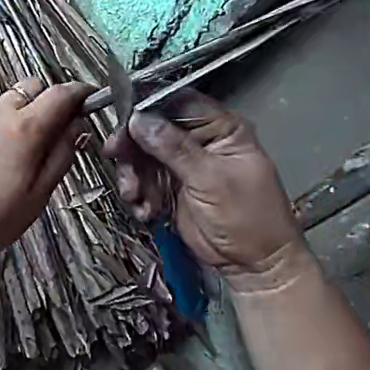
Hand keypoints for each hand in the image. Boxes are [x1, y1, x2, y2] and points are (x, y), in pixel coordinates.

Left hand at [0, 77, 93, 266]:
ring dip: (26, 111)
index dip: (81, 92)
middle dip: (52, 100)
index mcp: (25, 128)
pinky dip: (4, 123)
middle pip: (34, 87)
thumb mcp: (39, 194)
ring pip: (11, 100)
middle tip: (59, 129)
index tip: (92, 99)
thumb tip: (78, 127)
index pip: (62, 93)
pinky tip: (0, 156)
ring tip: (27, 148)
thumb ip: (62, 155)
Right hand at [105, 90, 310, 289]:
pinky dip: (139, 195)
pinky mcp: (170, 189)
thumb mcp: (211, 179)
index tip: (124, 116)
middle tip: (115, 155)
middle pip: (154, 129)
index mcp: (221, 129)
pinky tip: (146, 210)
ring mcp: (183, 166)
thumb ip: (174, 148)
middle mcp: (200, 142)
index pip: (180, 103)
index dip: (149, 106)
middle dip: (133, 146)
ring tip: (135, 196)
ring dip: (134, 176)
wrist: (254, 266)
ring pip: (143, 157)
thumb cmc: (248, 218)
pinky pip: (144, 182)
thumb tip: (140, 119)